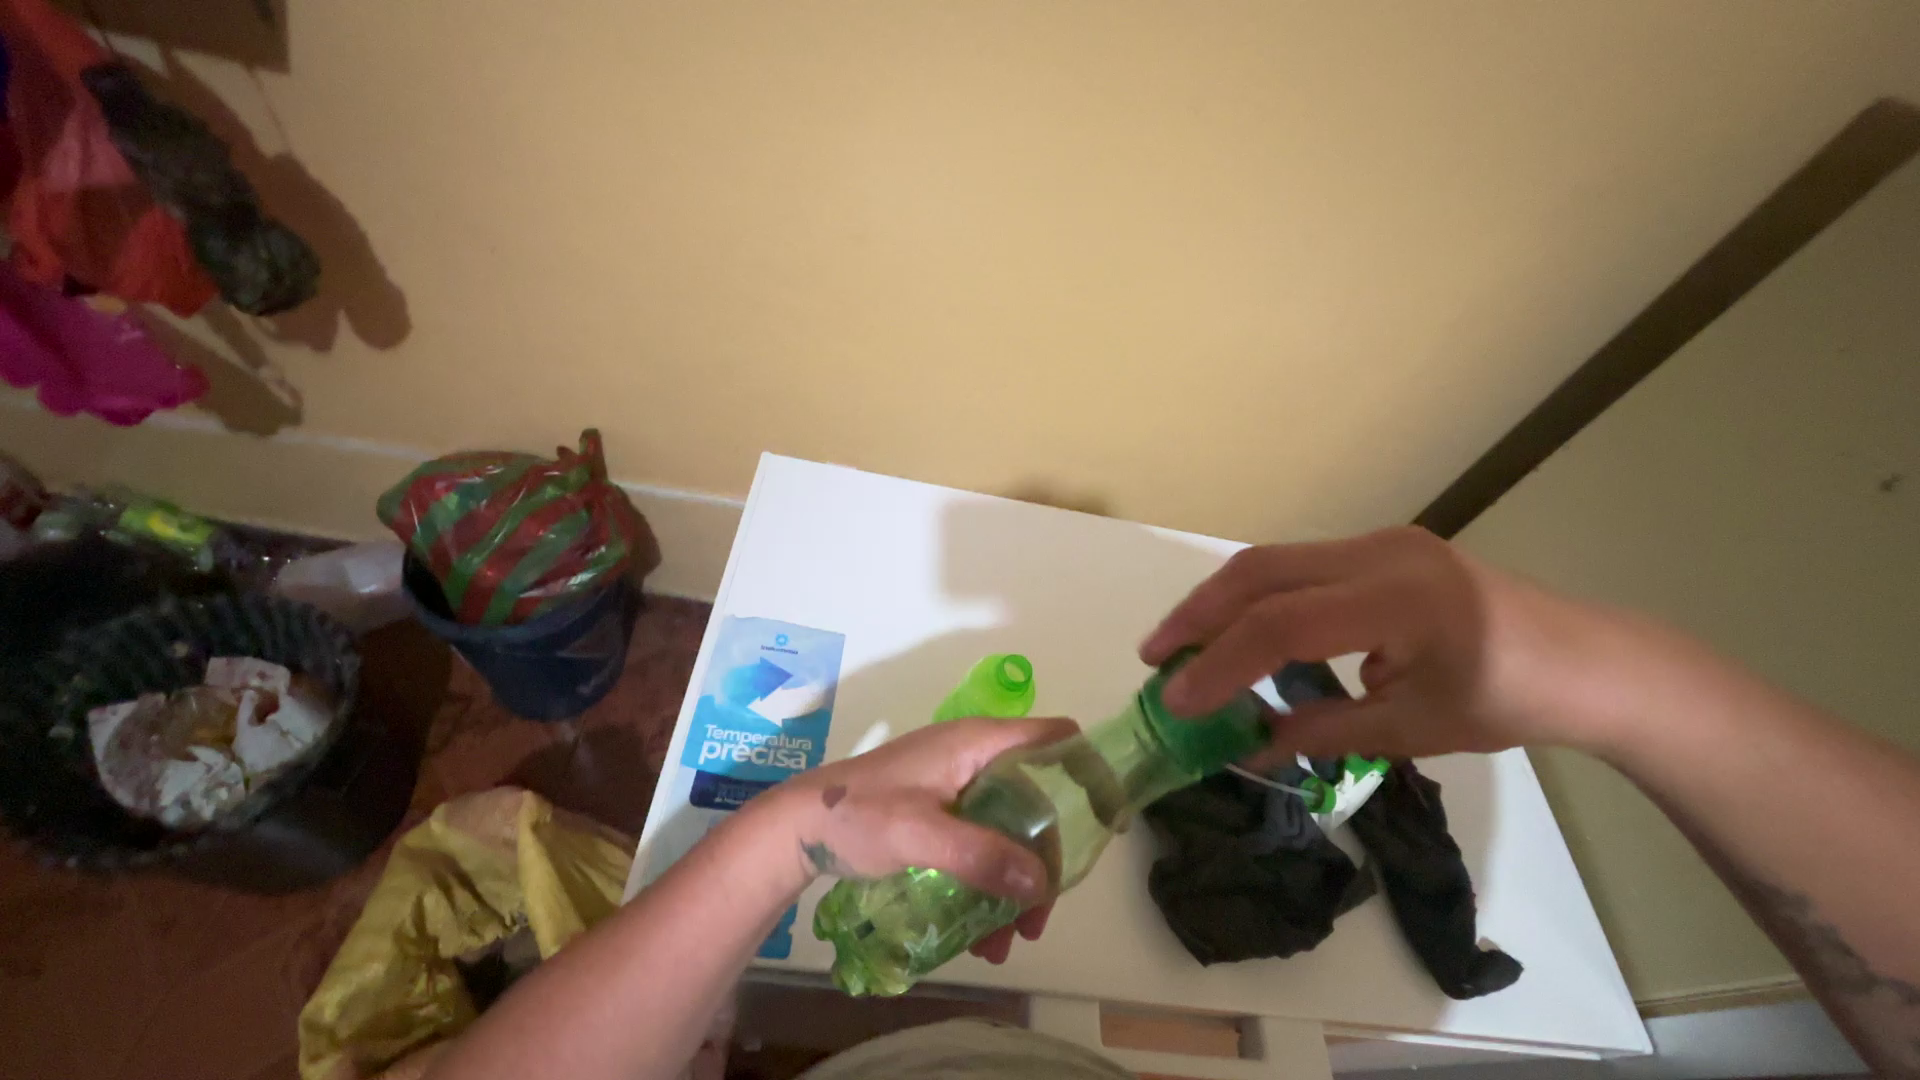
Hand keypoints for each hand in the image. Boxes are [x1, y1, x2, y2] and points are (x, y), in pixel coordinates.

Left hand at [765, 715, 1076, 958]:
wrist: (798, 827)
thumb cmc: (859, 814)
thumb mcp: (919, 834)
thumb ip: (979, 854)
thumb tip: (1041, 883)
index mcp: (976, 743)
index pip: (1053, 738)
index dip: (1085, 769)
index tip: (1105, 820)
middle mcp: (974, 758)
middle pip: (1037, 799)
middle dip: (1044, 859)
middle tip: (1038, 915)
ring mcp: (957, 785)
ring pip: (1011, 829)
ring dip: (1015, 883)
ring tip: (1005, 941)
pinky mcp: (942, 812)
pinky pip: (984, 844)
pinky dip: (989, 882)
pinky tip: (980, 932)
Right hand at [1140, 526, 1639, 759]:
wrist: (1588, 659)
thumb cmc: (1510, 701)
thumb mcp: (1409, 729)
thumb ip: (1317, 733)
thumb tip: (1243, 750)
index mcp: (1402, 600)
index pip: (1283, 626)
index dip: (1220, 664)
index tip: (1175, 701)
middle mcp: (1381, 552)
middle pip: (1261, 571)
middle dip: (1197, 614)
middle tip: (1154, 657)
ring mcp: (1379, 541)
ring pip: (1271, 562)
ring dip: (1218, 603)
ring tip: (1181, 646)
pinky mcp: (1376, 547)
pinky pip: (1297, 567)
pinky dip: (1255, 599)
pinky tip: (1240, 633)